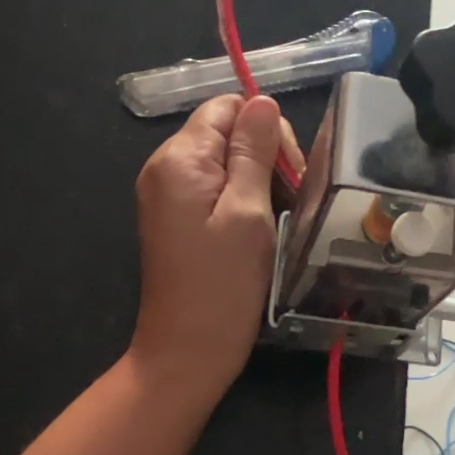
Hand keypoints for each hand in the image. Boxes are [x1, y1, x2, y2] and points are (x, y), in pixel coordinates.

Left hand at [130, 94, 303, 399]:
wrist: (187, 352)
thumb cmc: (223, 285)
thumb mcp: (248, 213)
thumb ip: (254, 152)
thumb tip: (263, 102)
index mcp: (179, 159)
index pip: (227, 107)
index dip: (265, 130)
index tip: (289, 174)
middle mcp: (165, 168)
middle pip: (226, 132)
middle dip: (265, 158)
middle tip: (289, 203)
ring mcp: (168, 196)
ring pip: (226, 164)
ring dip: (259, 184)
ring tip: (277, 222)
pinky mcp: (177, 221)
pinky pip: (216, 191)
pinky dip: (243, 204)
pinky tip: (259, 232)